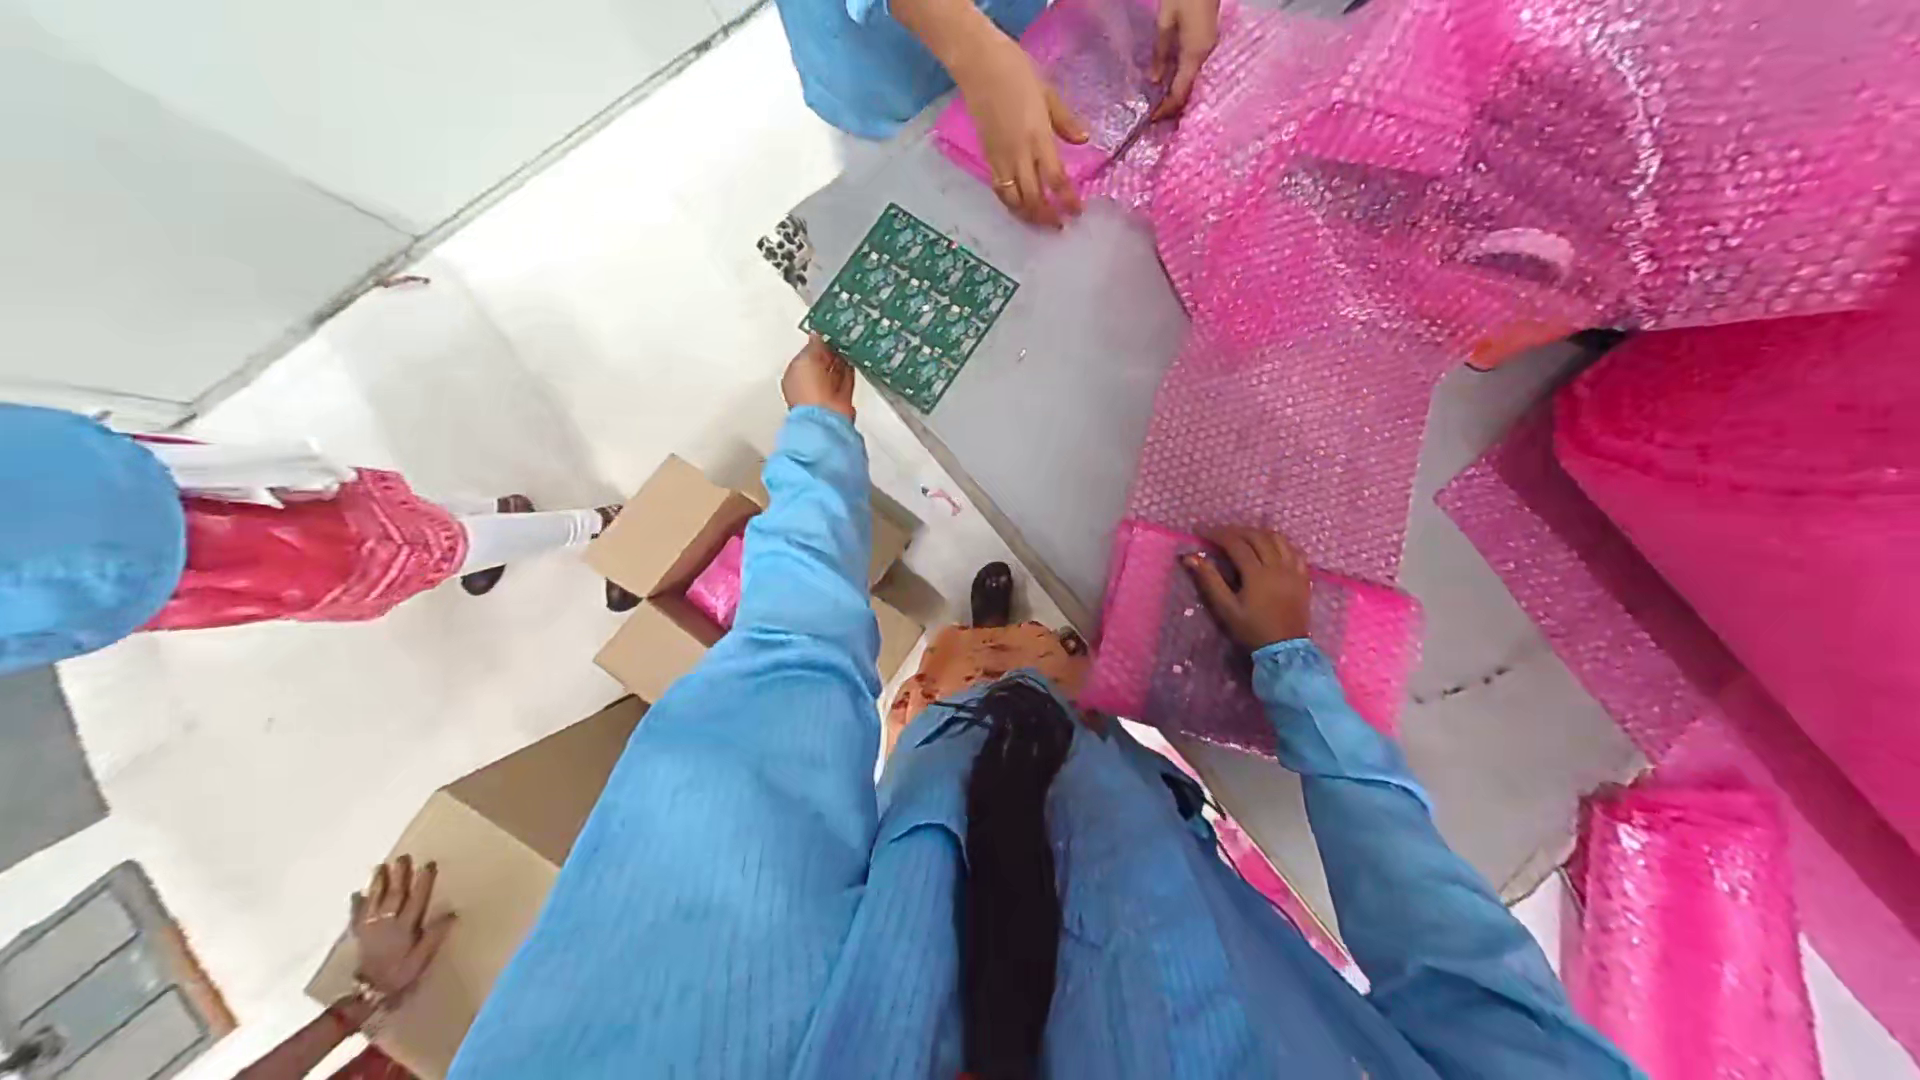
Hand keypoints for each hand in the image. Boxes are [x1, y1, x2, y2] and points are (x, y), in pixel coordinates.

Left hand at [350, 855, 454, 1004]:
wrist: (368, 993)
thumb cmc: (400, 974)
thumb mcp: (422, 958)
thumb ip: (435, 935)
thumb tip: (452, 912)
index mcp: (406, 927)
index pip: (417, 899)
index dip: (423, 881)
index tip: (428, 863)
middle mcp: (388, 924)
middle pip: (395, 895)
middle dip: (399, 876)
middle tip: (403, 857)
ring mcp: (371, 928)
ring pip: (375, 901)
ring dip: (378, 884)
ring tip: (380, 867)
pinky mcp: (359, 935)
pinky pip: (357, 916)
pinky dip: (357, 904)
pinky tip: (357, 893)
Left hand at [782, 335, 856, 419]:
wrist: (825, 417)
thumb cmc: (809, 393)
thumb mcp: (806, 360)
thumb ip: (813, 346)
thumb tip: (816, 335)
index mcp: (795, 375)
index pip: (806, 355)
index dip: (816, 343)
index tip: (826, 332)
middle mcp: (810, 385)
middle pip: (821, 362)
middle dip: (830, 350)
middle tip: (839, 335)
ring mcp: (826, 393)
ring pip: (834, 370)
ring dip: (841, 358)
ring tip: (847, 343)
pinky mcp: (841, 399)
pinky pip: (847, 379)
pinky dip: (850, 369)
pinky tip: (852, 358)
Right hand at [952, 31, 1088, 227]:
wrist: (979, 66)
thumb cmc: (1017, 72)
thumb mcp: (1048, 93)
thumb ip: (1065, 121)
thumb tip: (1083, 141)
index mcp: (1038, 137)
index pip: (1055, 179)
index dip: (1066, 200)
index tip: (1076, 212)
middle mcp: (1019, 155)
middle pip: (1033, 199)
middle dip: (1046, 216)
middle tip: (1058, 225)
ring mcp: (1001, 160)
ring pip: (1014, 201)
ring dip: (1028, 216)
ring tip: (1039, 222)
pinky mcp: (988, 159)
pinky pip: (1000, 191)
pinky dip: (1011, 204)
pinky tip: (1019, 207)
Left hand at [1149, 0, 1220, 119]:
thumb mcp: (1165, 21)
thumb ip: (1160, 53)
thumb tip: (1154, 80)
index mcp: (1195, 53)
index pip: (1180, 92)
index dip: (1166, 109)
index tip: (1151, 119)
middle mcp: (1206, 54)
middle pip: (1188, 89)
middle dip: (1171, 104)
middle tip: (1153, 114)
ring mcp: (1209, 46)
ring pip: (1191, 79)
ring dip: (1176, 92)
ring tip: (1159, 101)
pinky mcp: (1208, 38)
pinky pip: (1193, 67)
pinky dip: (1180, 78)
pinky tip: (1168, 81)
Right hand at [1183, 527, 1311, 650]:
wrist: (1284, 648)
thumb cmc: (1251, 629)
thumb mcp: (1225, 607)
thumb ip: (1209, 580)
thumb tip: (1190, 557)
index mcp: (1257, 574)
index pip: (1236, 544)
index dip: (1217, 534)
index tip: (1202, 532)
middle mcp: (1278, 566)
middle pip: (1257, 537)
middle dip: (1236, 530)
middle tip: (1219, 533)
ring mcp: (1293, 570)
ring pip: (1277, 539)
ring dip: (1258, 533)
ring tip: (1243, 536)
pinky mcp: (1303, 576)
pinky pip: (1294, 550)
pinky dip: (1280, 542)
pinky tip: (1270, 545)